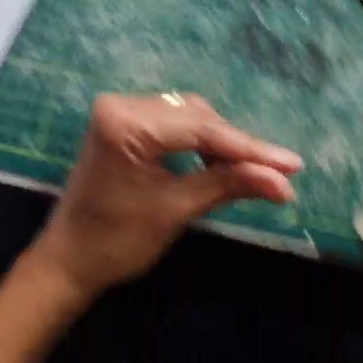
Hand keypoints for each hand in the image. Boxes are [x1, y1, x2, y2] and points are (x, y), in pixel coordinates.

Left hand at [26, 93, 303, 300]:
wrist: (69, 259)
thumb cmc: (117, 240)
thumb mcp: (176, 210)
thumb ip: (228, 185)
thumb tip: (283, 182)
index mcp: (126, 123)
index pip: (200, 128)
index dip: (249, 147)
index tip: (293, 164)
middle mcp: (121, 104)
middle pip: (195, 115)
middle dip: (236, 145)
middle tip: (278, 175)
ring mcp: (120, 110)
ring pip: (187, 116)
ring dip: (219, 141)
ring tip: (252, 172)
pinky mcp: (123, 121)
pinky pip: (172, 122)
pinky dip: (198, 141)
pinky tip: (218, 162)